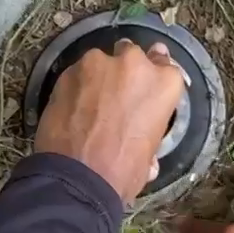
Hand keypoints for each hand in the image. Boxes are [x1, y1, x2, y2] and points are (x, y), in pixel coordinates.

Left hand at [34, 39, 185, 202]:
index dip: (153, 78)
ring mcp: (98, 64)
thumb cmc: (122, 172)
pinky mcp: (68, 72)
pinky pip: (76, 73)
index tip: (144, 88)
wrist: (78, 178)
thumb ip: (149, 135)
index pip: (165, 67)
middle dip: (125, 72)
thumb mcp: (149, 155)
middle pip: (132, 55)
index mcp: (164, 83)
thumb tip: (144, 152)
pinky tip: (72, 107)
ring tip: (89, 103)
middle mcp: (134, 64)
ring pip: (100, 61)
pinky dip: (76, 86)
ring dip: (98, 77)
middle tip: (115, 95)